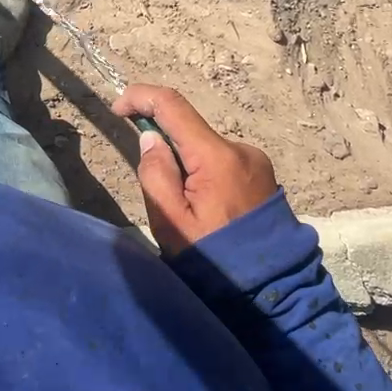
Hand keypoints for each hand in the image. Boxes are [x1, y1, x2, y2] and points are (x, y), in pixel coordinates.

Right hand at [112, 83, 278, 254]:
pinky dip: (203, 170)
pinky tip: (207, 206)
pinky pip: (222, 160)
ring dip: (185, 161)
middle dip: (163, 145)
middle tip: (159, 188)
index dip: (140, 97)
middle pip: (188, 129)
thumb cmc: (213, 257)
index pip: (172, 105)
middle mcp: (241, 150)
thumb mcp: (170, 220)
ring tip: (187, 207)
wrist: (274, 293)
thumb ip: (154, 172)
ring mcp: (256, 162)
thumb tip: (152, 138)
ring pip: (204, 146)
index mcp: (217, 157)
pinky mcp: (263, 175)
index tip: (118, 109)